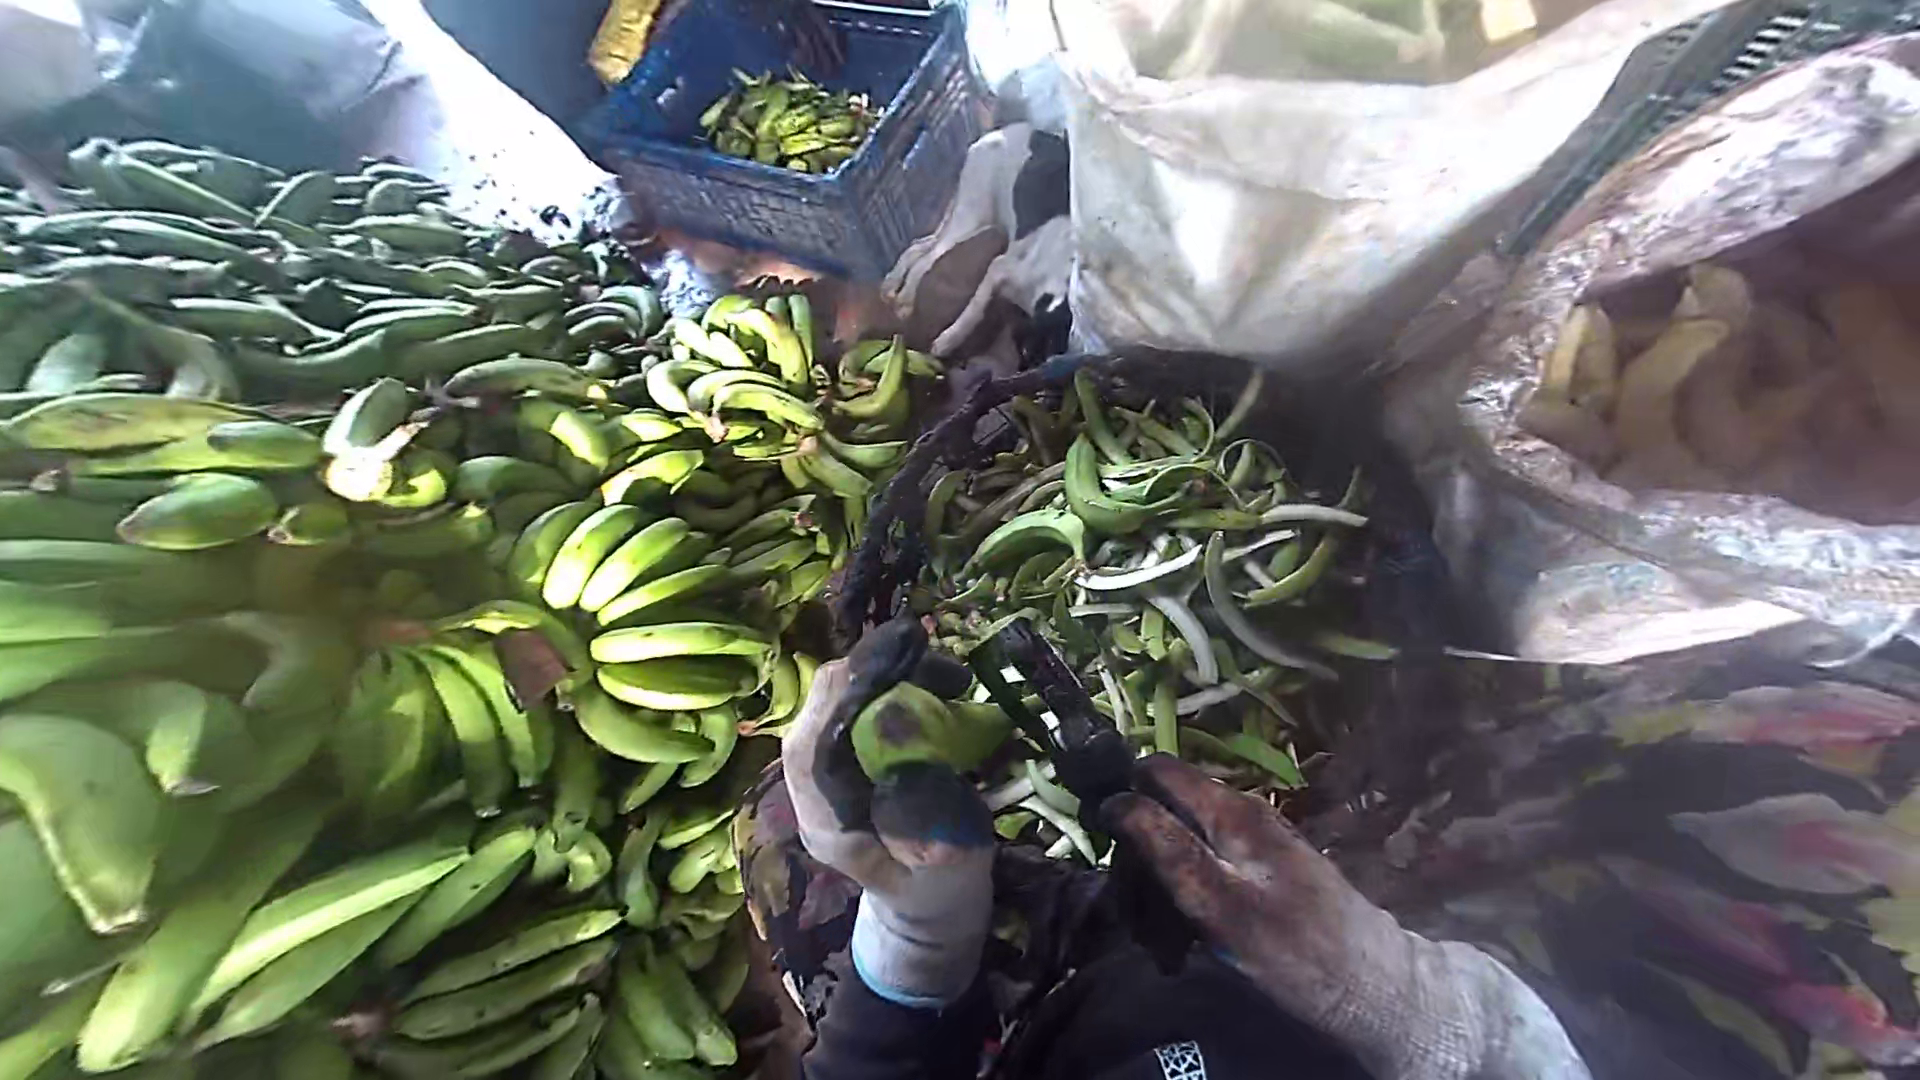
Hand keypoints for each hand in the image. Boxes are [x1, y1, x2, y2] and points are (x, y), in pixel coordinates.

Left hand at [782, 651, 993, 1008]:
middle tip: (936, 660)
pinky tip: (939, 682)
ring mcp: (832, 759)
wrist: (929, 897)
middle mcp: (816, 783)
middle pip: (821, 708)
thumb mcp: (945, 871)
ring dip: (892, 670)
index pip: (810, 750)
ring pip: (842, 692)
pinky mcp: (853, 742)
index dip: (841, 702)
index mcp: (826, 821)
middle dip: (873, 671)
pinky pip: (864, 695)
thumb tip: (907, 754)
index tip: (890, 664)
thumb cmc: (936, 891)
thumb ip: (924, 824)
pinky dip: (900, 678)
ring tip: (953, 677)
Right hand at [1105, 755, 1589, 1079]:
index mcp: (1227, 810)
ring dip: (1155, 891)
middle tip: (1138, 924)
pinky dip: (1180, 902)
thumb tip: (1112, 803)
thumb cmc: (1299, 953)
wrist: (1382, 997)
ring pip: (1174, 844)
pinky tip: (1180, 945)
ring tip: (1160, 948)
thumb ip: (1166, 848)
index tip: (1109, 849)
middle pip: (1159, 813)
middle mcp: (1234, 813)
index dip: (1124, 798)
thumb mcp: (1221, 906)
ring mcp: (1246, 842)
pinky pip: (1199, 869)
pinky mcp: (1254, 870)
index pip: (1155, 771)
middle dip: (1137, 863)